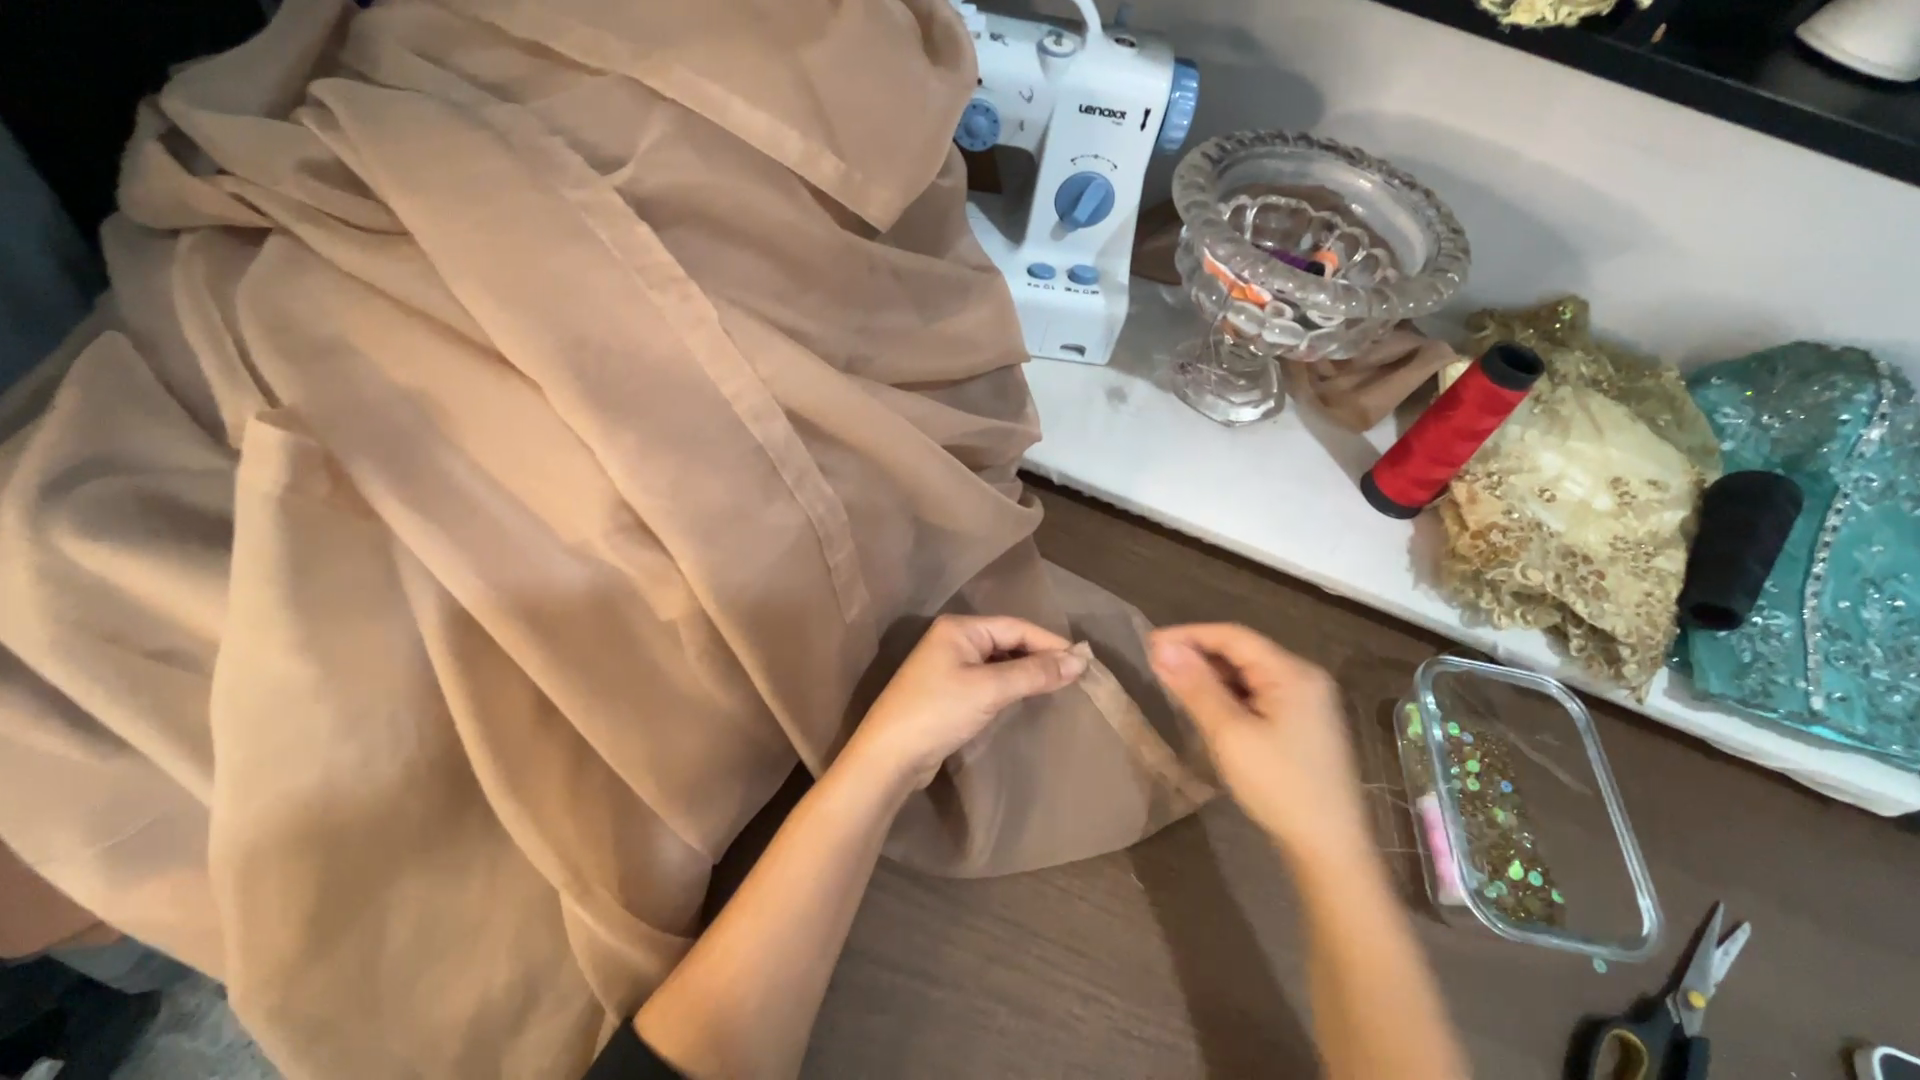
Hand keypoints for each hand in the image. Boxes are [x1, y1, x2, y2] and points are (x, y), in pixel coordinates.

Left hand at [841, 615, 1089, 792]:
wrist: (889, 757)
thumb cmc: (938, 712)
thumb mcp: (990, 689)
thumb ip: (1035, 673)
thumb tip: (1080, 660)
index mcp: (959, 628)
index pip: (1016, 627)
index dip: (1051, 643)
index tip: (1085, 662)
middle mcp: (953, 640)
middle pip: (1008, 641)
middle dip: (1041, 657)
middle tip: (1077, 676)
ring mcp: (948, 667)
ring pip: (999, 663)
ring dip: (1027, 673)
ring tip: (1060, 687)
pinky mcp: (948, 693)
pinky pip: (988, 681)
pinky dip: (1010, 687)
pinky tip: (1028, 698)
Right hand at [1149, 624, 1371, 867]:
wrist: (1328, 845)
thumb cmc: (1279, 785)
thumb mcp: (1230, 734)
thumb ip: (1196, 687)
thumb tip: (1162, 649)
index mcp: (1292, 673)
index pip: (1234, 636)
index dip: (1189, 635)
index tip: (1149, 644)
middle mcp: (1304, 678)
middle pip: (1244, 653)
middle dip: (1200, 656)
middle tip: (1158, 668)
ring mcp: (1307, 703)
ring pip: (1250, 676)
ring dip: (1213, 678)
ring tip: (1176, 687)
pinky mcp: (1302, 725)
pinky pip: (1259, 696)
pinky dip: (1230, 697)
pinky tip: (1208, 711)